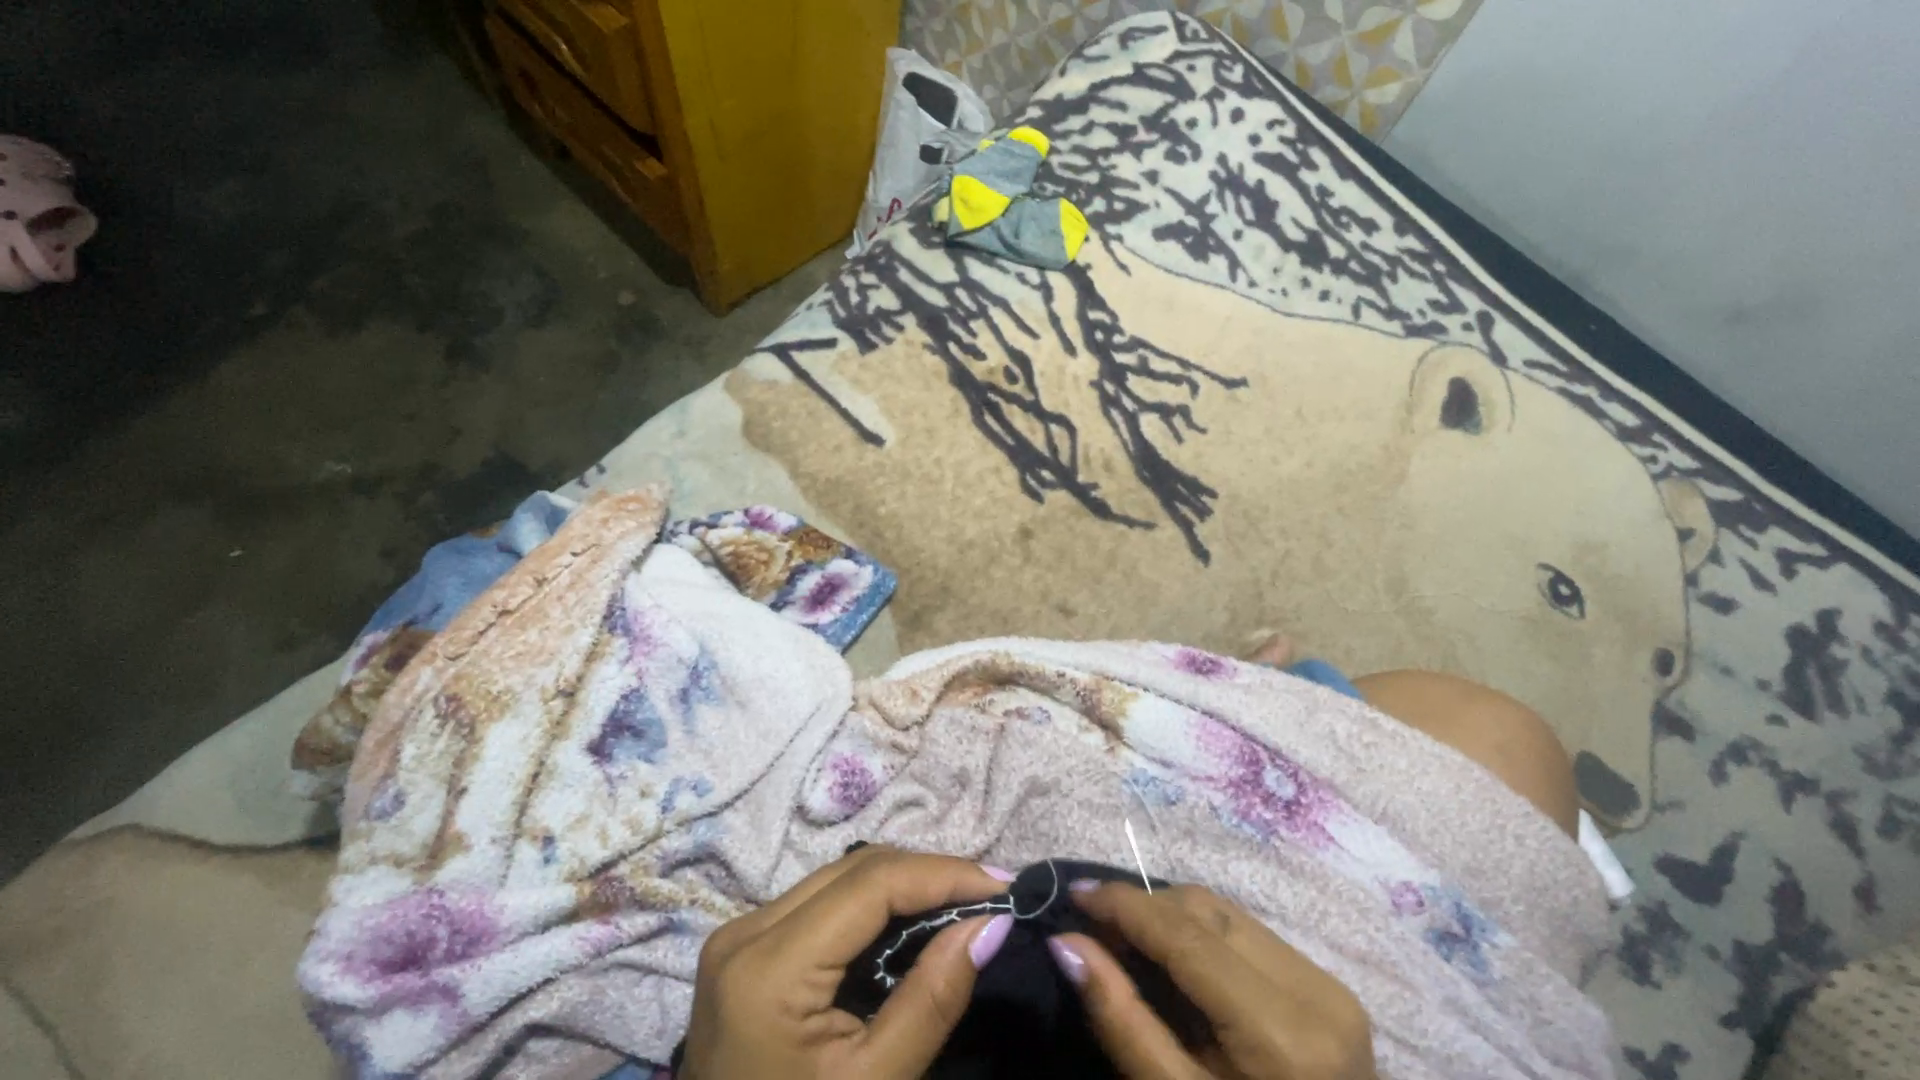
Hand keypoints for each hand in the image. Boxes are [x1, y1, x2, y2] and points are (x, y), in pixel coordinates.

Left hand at [680, 845, 1014, 1079]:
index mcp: (768, 967)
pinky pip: (819, 899)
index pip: (871, 882)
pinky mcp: (742, 944)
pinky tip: (909, 921)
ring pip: (837, 876)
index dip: (943, 873)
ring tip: (960, 905)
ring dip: (902, 882)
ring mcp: (738, 934)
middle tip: (990, 897)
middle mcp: (746, 930)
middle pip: (853, 869)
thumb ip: (931, 999)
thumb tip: (989, 924)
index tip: (1004, 885)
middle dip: (928, 873)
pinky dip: (871, 902)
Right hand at [1050, 883, 1375, 1079]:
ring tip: (1128, 939)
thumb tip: (1067, 943)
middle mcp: (1314, 991)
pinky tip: (1176, 957)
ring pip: (1229, 913)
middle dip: (1145, 907)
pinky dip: (1204, 933)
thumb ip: (1121, 1018)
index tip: (1076, 893)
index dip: (1127, 905)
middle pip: (1209, 911)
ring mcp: (1329, 984)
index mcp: (1280, 1033)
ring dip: (1172, 915)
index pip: (1188, 936)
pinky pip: (1251, 933)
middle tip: (1095, 928)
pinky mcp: (1331, 985)